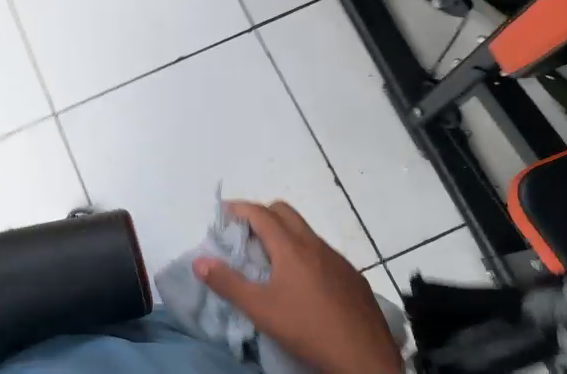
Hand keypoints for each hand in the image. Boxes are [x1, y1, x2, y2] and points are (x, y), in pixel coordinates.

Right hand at [194, 200, 401, 373]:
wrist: (367, 361)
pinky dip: (308, 257)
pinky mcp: (354, 279)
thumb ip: (228, 284)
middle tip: (247, 237)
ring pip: (306, 233)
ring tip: (274, 264)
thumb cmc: (309, 331)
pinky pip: (325, 254)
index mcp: (290, 247)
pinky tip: (308, 288)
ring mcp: (338, 260)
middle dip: (262, 215)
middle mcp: (315, 245)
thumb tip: (199, 261)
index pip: (260, 213)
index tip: (223, 215)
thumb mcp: (261, 310)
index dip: (239, 209)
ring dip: (286, 235)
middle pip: (284, 212)